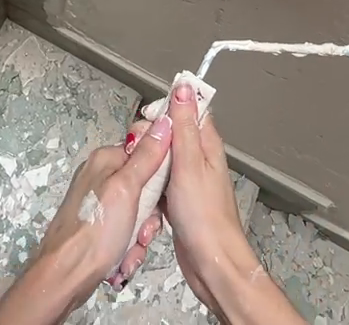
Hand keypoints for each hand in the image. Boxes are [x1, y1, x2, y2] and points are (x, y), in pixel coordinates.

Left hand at [0, 113, 171, 324]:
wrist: (65, 277)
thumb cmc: (94, 231)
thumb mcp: (127, 189)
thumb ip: (148, 156)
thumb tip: (166, 120)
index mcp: (106, 158)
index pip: (147, 151)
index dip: (160, 175)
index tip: (163, 198)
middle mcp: (101, 175)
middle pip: (145, 185)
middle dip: (149, 214)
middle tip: (144, 231)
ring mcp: (99, 202)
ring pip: (138, 212)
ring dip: (140, 235)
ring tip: (131, 249)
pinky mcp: (99, 225)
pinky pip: (126, 230)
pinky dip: (128, 246)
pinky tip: (123, 260)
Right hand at [162, 83, 304, 324]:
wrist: (211, 264)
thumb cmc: (203, 214)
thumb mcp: (189, 162)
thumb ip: (184, 124)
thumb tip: (184, 85)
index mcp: (207, 142)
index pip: (187, 108)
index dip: (166, 108)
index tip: (147, 120)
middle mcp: (200, 157)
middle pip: (171, 132)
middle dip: (151, 137)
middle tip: (139, 151)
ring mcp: (189, 179)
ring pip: (163, 158)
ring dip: (149, 162)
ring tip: (137, 172)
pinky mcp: (179, 199)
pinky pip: (160, 181)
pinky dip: (150, 183)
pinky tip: (141, 192)